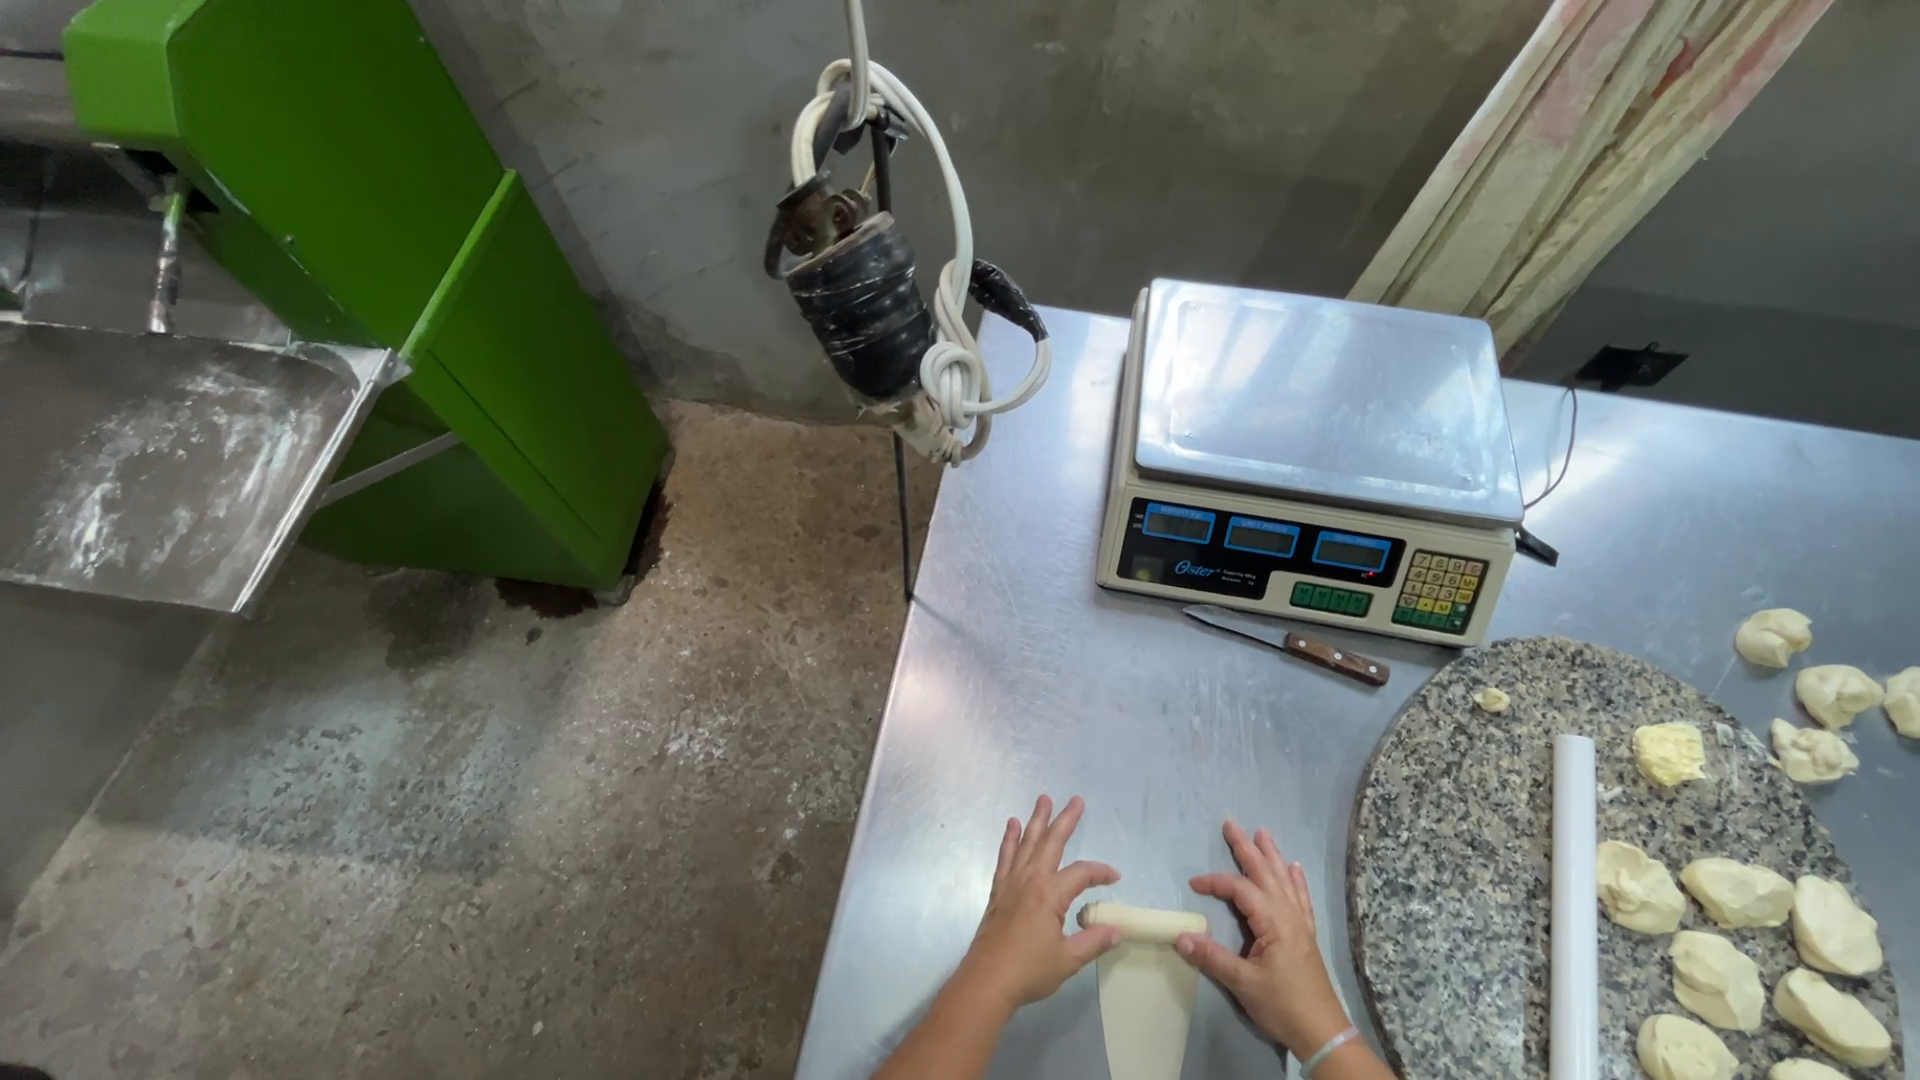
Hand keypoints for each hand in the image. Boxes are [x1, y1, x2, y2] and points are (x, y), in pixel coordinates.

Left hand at [956, 794, 1121, 1009]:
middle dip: (1065, 820)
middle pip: (1051, 842)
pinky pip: (1005, 856)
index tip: (1114, 877)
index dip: (1101, 872)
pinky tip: (1012, 825)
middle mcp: (1030, 880)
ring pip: (1027, 843)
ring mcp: (1012, 883)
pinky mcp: (999, 890)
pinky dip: (1009, 839)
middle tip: (1076, 800)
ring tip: (1043, 799)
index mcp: (1050, 894)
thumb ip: (1094, 941)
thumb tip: (1117, 929)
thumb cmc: (1029, 970)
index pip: (1082, 873)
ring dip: (1037, 820)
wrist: (987, 980)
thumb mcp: (1069, 959)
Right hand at [1175, 821, 1350, 1056]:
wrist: (1323, 1033)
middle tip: (1231, 825)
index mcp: (1273, 923)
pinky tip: (1294, 868)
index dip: (1215, 883)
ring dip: (1271, 856)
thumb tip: (1180, 936)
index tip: (1194, 884)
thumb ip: (1212, 958)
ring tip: (1263, 834)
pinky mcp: (1306, 936)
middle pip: (1265, 874)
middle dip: (1247, 849)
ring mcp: (1300, 925)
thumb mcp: (1243, 983)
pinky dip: (1296, 881)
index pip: (1240, 890)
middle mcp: (1288, 916)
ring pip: (1283, 881)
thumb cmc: (1282, 1005)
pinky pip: (1300, 899)